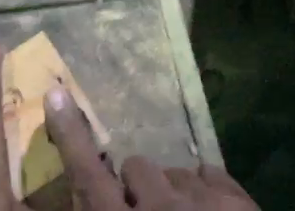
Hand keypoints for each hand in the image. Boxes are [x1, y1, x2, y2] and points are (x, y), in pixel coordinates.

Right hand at [44, 87, 258, 210]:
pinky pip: (210, 173)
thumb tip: (81, 202)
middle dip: (139, 189)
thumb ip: (105, 210)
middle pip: (135, 168)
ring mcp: (201, 204)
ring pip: (175, 171)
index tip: (56, 95)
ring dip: (175, 195)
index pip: (88, 176)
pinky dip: (208, 193)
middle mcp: (159, 209)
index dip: (71, 135)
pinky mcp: (238, 203)